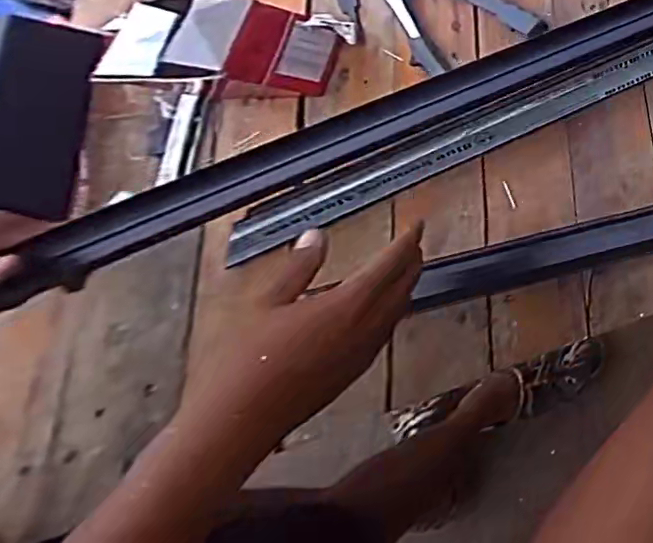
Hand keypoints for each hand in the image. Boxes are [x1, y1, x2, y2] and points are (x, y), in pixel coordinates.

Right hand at [176, 223, 423, 457]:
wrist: (234, 429)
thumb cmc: (243, 364)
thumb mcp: (266, 305)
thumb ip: (298, 268)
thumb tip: (316, 237)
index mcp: (351, 302)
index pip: (394, 260)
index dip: (409, 238)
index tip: (418, 224)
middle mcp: (368, 324)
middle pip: (406, 282)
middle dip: (413, 258)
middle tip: (412, 243)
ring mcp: (365, 350)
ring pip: (400, 307)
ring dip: (406, 284)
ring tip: (400, 270)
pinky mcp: (356, 371)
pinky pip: (387, 330)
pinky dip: (393, 309)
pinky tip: (378, 310)